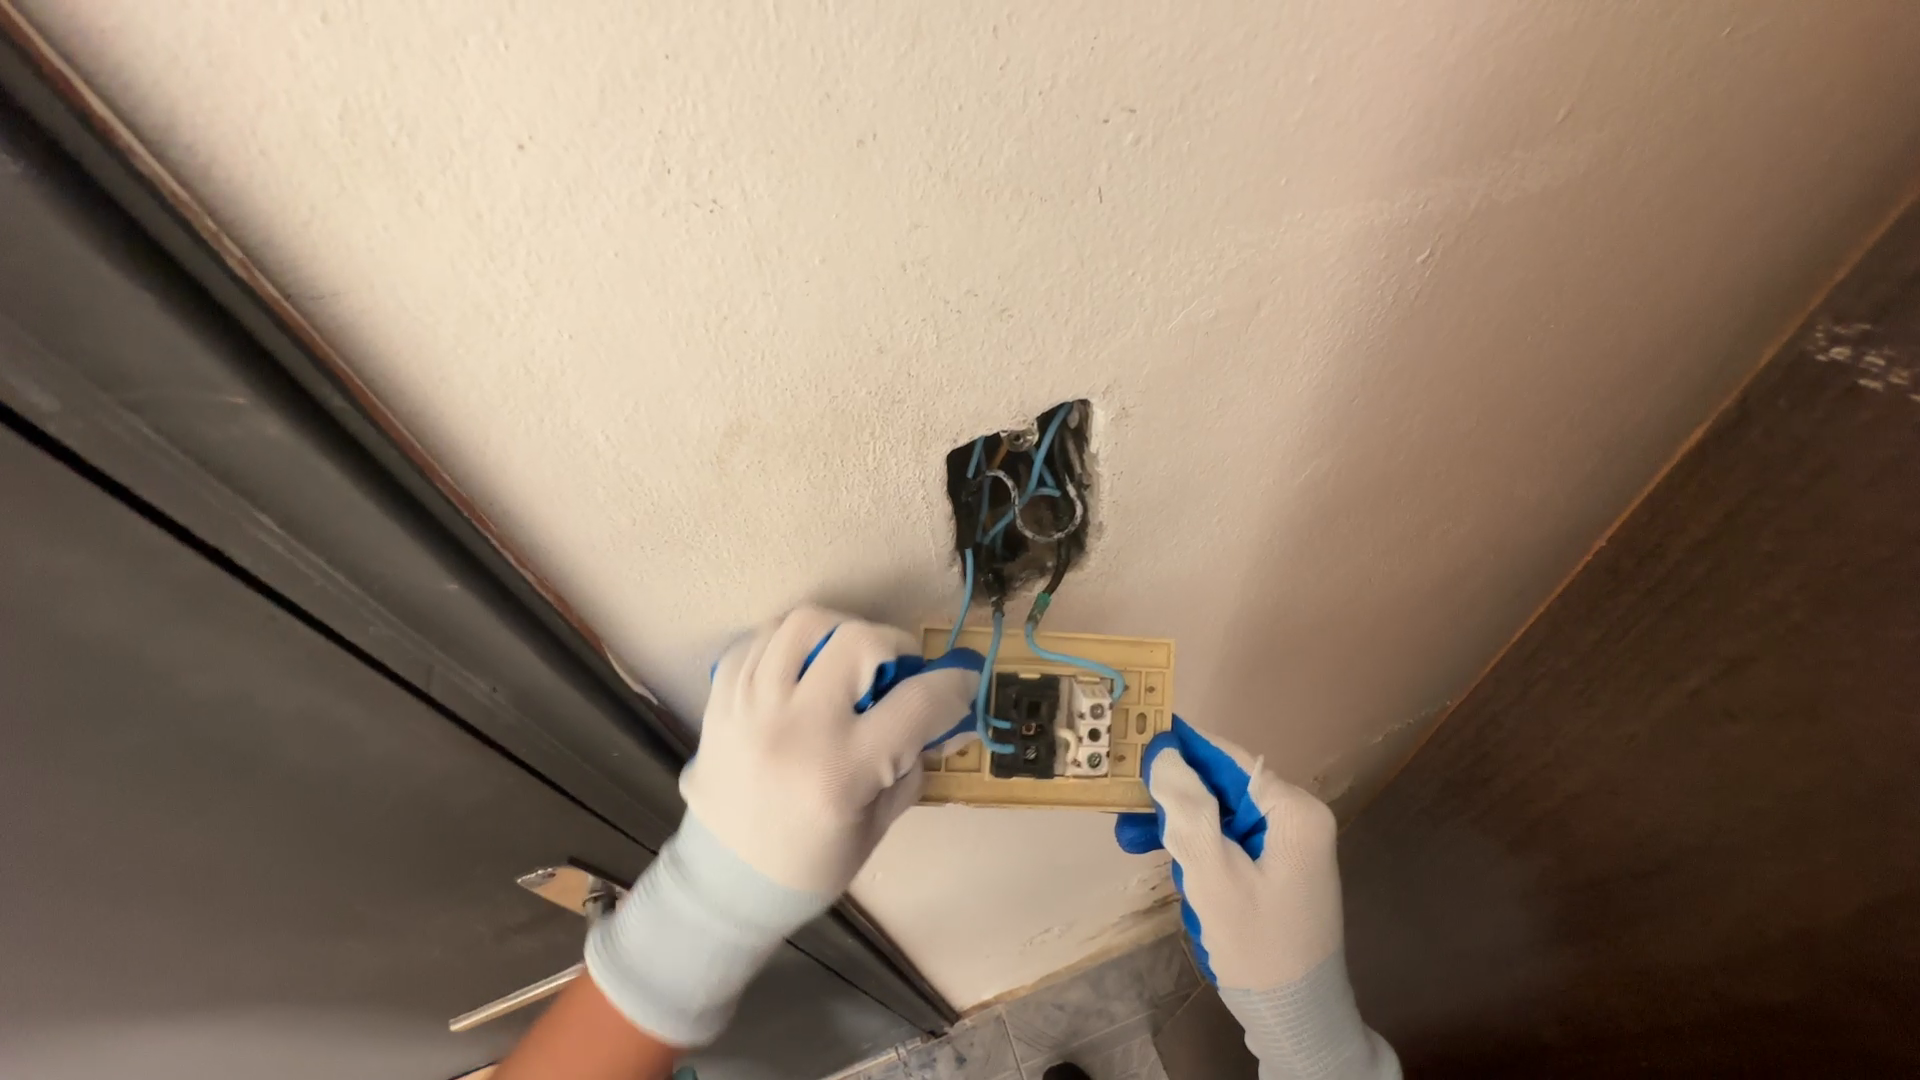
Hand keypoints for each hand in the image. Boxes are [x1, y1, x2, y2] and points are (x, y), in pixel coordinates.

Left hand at [586, 607, 979, 1046]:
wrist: (726, 878)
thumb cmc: (812, 861)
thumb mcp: (879, 820)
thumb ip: (917, 759)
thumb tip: (955, 714)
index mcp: (841, 771)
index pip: (916, 702)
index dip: (954, 685)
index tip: (962, 682)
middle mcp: (795, 728)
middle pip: (857, 641)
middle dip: (893, 645)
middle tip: (897, 670)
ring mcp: (751, 706)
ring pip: (804, 623)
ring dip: (841, 631)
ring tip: (848, 659)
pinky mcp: (722, 698)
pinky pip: (759, 638)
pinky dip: (790, 643)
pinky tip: (804, 667)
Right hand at [1115, 717, 1398, 1078]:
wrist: (1297, 1021)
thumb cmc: (1258, 946)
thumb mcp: (1214, 876)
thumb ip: (1187, 810)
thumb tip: (1164, 753)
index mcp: (1293, 811)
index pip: (1225, 760)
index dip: (1178, 753)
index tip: (1132, 751)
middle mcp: (1294, 819)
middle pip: (1218, 788)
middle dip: (1172, 801)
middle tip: (1126, 814)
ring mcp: (1285, 845)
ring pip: (1216, 816)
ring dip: (1177, 829)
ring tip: (1132, 840)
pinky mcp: (1272, 868)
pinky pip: (1225, 842)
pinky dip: (1195, 851)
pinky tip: (1170, 867)